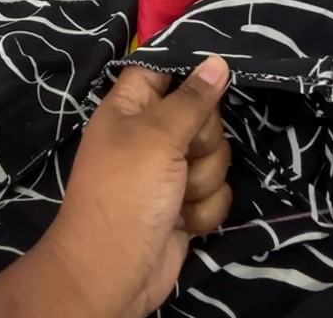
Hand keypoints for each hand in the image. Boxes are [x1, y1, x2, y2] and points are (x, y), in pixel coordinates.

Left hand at [0, 55, 232, 317]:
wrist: (113, 273)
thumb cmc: (126, 192)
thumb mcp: (158, 135)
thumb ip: (193, 98)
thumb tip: (218, 61)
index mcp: (132, 105)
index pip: (165, 67)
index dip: (190, 67)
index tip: (219, 68)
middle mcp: (152, 132)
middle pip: (203, 113)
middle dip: (202, 139)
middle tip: (182, 154)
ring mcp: (171, 169)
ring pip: (215, 154)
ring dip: (202, 179)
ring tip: (177, 195)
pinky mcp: (186, 202)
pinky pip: (217, 190)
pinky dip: (204, 208)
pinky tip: (182, 220)